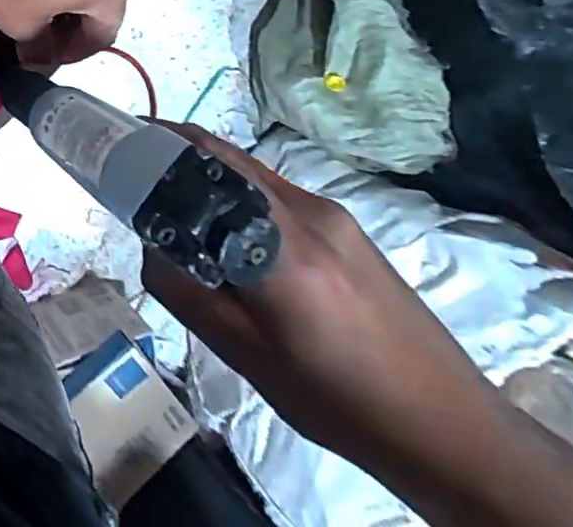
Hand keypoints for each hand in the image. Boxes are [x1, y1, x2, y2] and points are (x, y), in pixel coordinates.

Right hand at [144, 123, 572, 526]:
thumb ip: (187, 291)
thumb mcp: (245, 356)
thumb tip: (154, 243)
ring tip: (175, 197)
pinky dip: (243, 196)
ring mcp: (336, 216)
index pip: (210, 165)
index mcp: (281, 242)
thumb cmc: (336, 400)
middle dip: (181, 149)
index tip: (127, 147)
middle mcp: (311, 211)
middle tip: (139, 163)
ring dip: (212, 174)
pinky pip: (281, 197)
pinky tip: (230, 229)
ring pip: (257, 175)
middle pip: (233, 158)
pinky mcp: (351, 231)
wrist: (445, 426)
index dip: (164, 145)